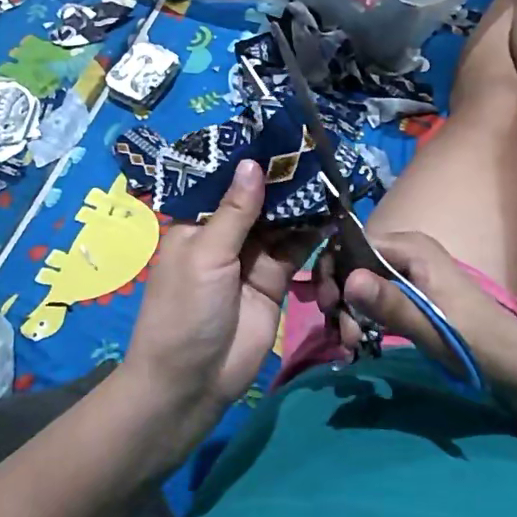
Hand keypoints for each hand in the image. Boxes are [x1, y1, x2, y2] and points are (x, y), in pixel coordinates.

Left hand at [124, 160, 308, 417]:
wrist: (194, 382)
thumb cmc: (185, 311)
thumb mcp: (205, 255)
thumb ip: (235, 212)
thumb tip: (252, 163)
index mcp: (196, 224)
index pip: (224, 183)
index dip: (250, 161)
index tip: (278, 134)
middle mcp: (224, 236)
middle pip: (257, 200)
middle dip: (281, 180)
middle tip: (313, 150)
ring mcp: (251, 259)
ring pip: (280, 222)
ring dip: (300, 203)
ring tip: (328, 174)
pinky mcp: (274, 281)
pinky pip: (295, 249)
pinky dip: (311, 232)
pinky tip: (331, 211)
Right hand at [325, 231, 516, 393]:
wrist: (516, 364)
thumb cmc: (477, 343)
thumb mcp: (431, 327)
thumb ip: (390, 304)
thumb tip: (349, 279)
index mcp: (412, 248)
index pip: (352, 243)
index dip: (334, 271)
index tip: (330, 307)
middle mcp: (407, 252)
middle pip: (352, 263)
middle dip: (340, 298)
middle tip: (343, 336)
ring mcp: (409, 273)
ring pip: (359, 283)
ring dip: (348, 313)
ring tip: (351, 344)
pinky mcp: (411, 293)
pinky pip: (374, 297)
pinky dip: (362, 317)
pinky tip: (359, 341)